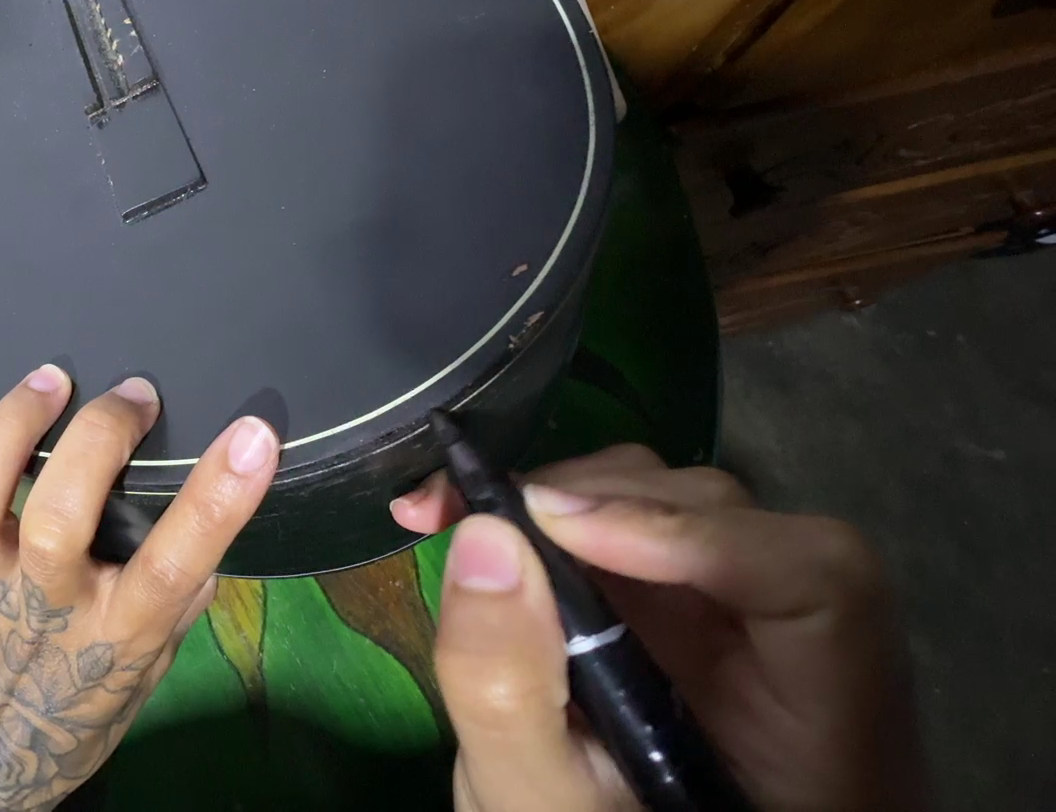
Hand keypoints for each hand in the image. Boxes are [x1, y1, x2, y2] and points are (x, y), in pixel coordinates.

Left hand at [0, 365, 279, 810]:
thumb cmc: (85, 702)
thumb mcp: (154, 663)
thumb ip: (179, 590)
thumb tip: (211, 505)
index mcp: (116, 631)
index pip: (174, 563)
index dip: (218, 498)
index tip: (253, 435)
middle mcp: (43, 602)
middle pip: (59, 517)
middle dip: (98, 439)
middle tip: (133, 395)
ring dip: (12, 428)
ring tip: (52, 380)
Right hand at [391, 445, 926, 811]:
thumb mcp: (535, 799)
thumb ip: (508, 690)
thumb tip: (485, 536)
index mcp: (819, 736)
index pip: (815, 582)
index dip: (689, 530)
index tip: (549, 525)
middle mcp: (790, 655)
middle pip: (730, 522)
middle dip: (589, 501)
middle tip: (471, 511)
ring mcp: (726, 619)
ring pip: (669, 503)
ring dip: (557, 494)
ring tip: (456, 512)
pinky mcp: (661, 598)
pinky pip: (615, 518)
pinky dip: (538, 508)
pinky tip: (474, 519)